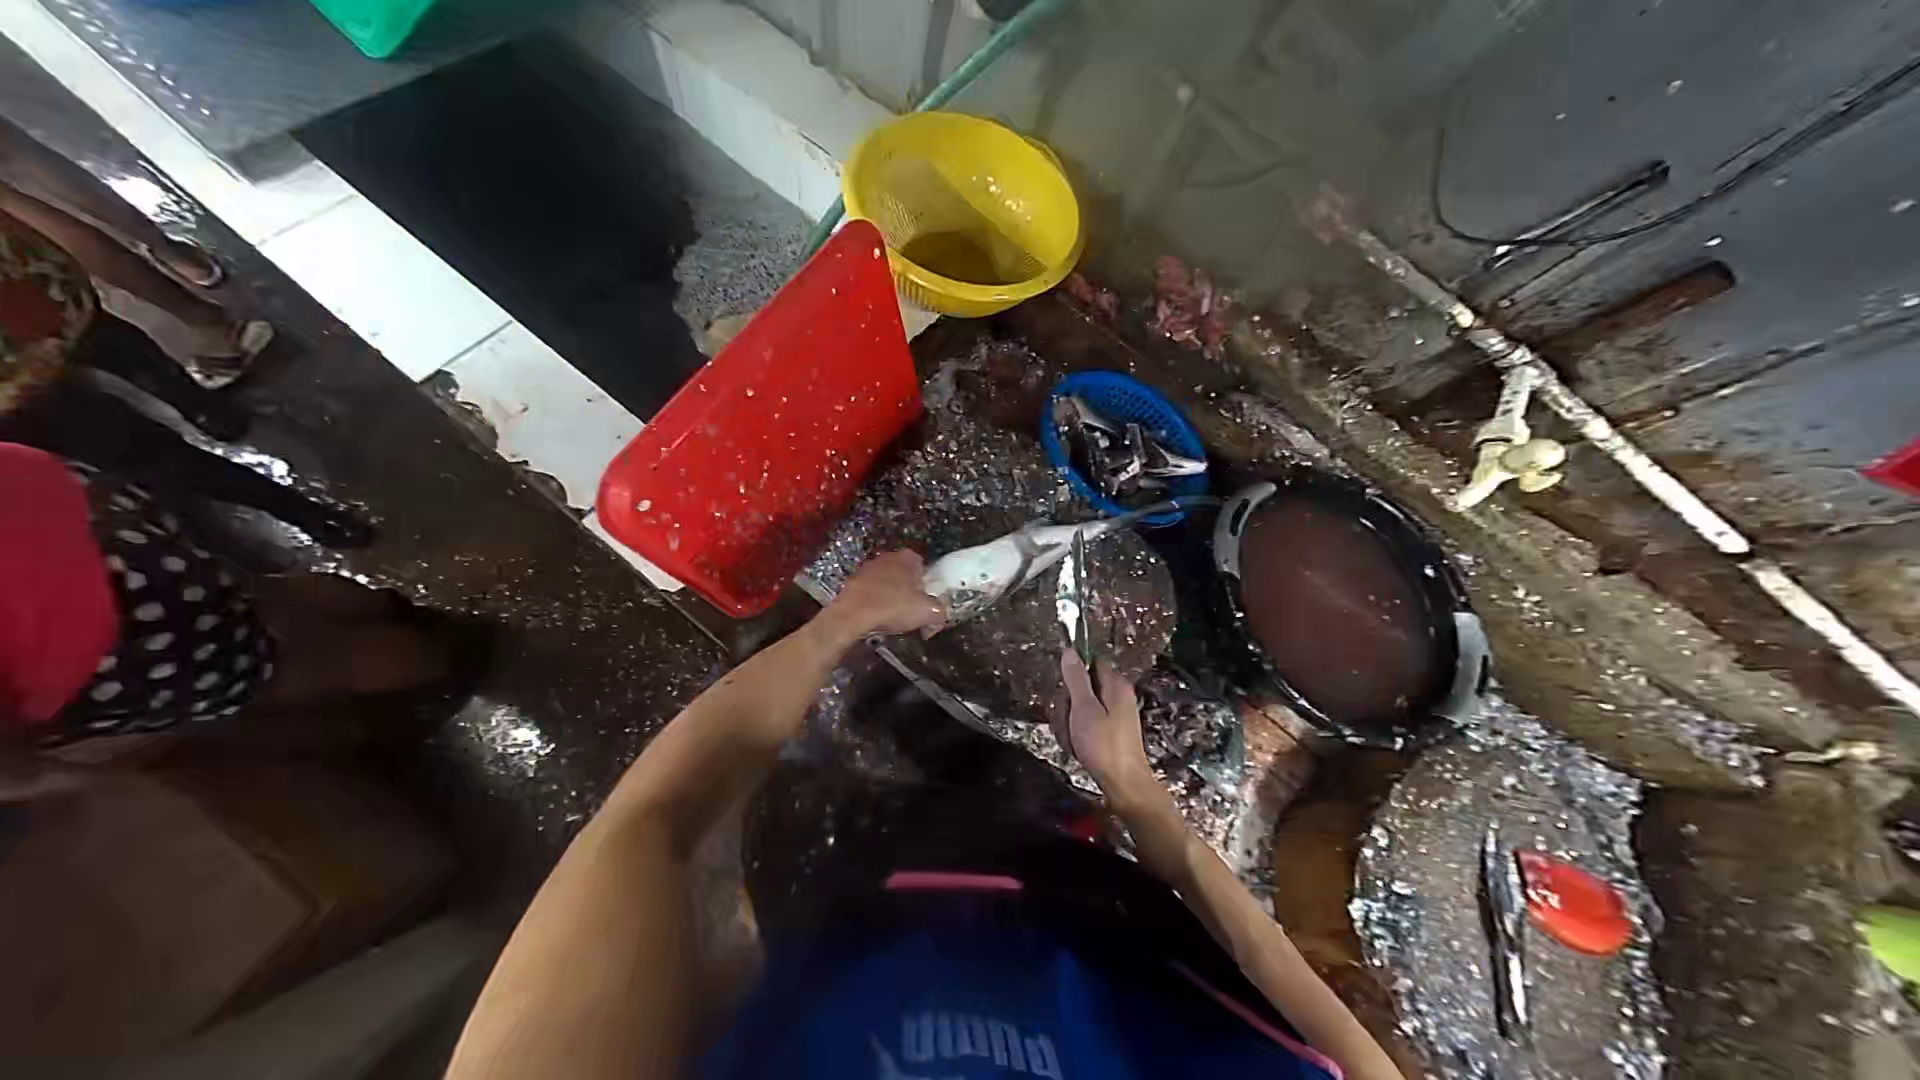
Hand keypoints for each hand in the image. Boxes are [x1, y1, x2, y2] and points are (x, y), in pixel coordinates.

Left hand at [820, 551, 945, 639]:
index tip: (926, 597)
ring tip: (892, 614)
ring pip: (884, 580)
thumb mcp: (928, 612)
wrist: (852, 616)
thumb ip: (939, 612)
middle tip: (911, 607)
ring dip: (888, 593)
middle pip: (902, 572)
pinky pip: (869, 591)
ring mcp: (867, 568)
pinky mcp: (851, 582)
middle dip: (907, 586)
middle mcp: (887, 557)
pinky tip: (875, 616)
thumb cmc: (894, 607)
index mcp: (907, 558)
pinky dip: (873, 601)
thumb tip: (939, 616)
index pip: (922, 564)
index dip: (926, 581)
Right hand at [1058, 649, 1157, 802]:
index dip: (1074, 675)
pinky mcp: (1111, 732)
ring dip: (1070, 723)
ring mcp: (1115, 715)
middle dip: (1068, 704)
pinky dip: (1078, 734)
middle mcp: (1117, 696)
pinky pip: (1087, 724)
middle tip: (1068, 722)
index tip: (1067, 694)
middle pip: (1083, 687)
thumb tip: (1070, 651)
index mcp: (1115, 685)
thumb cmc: (1103, 745)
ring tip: (1072, 739)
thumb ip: (1076, 679)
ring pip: (1081, 707)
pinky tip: (1077, 748)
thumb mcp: (1084, 709)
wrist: (1124, 784)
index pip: (1090, 662)